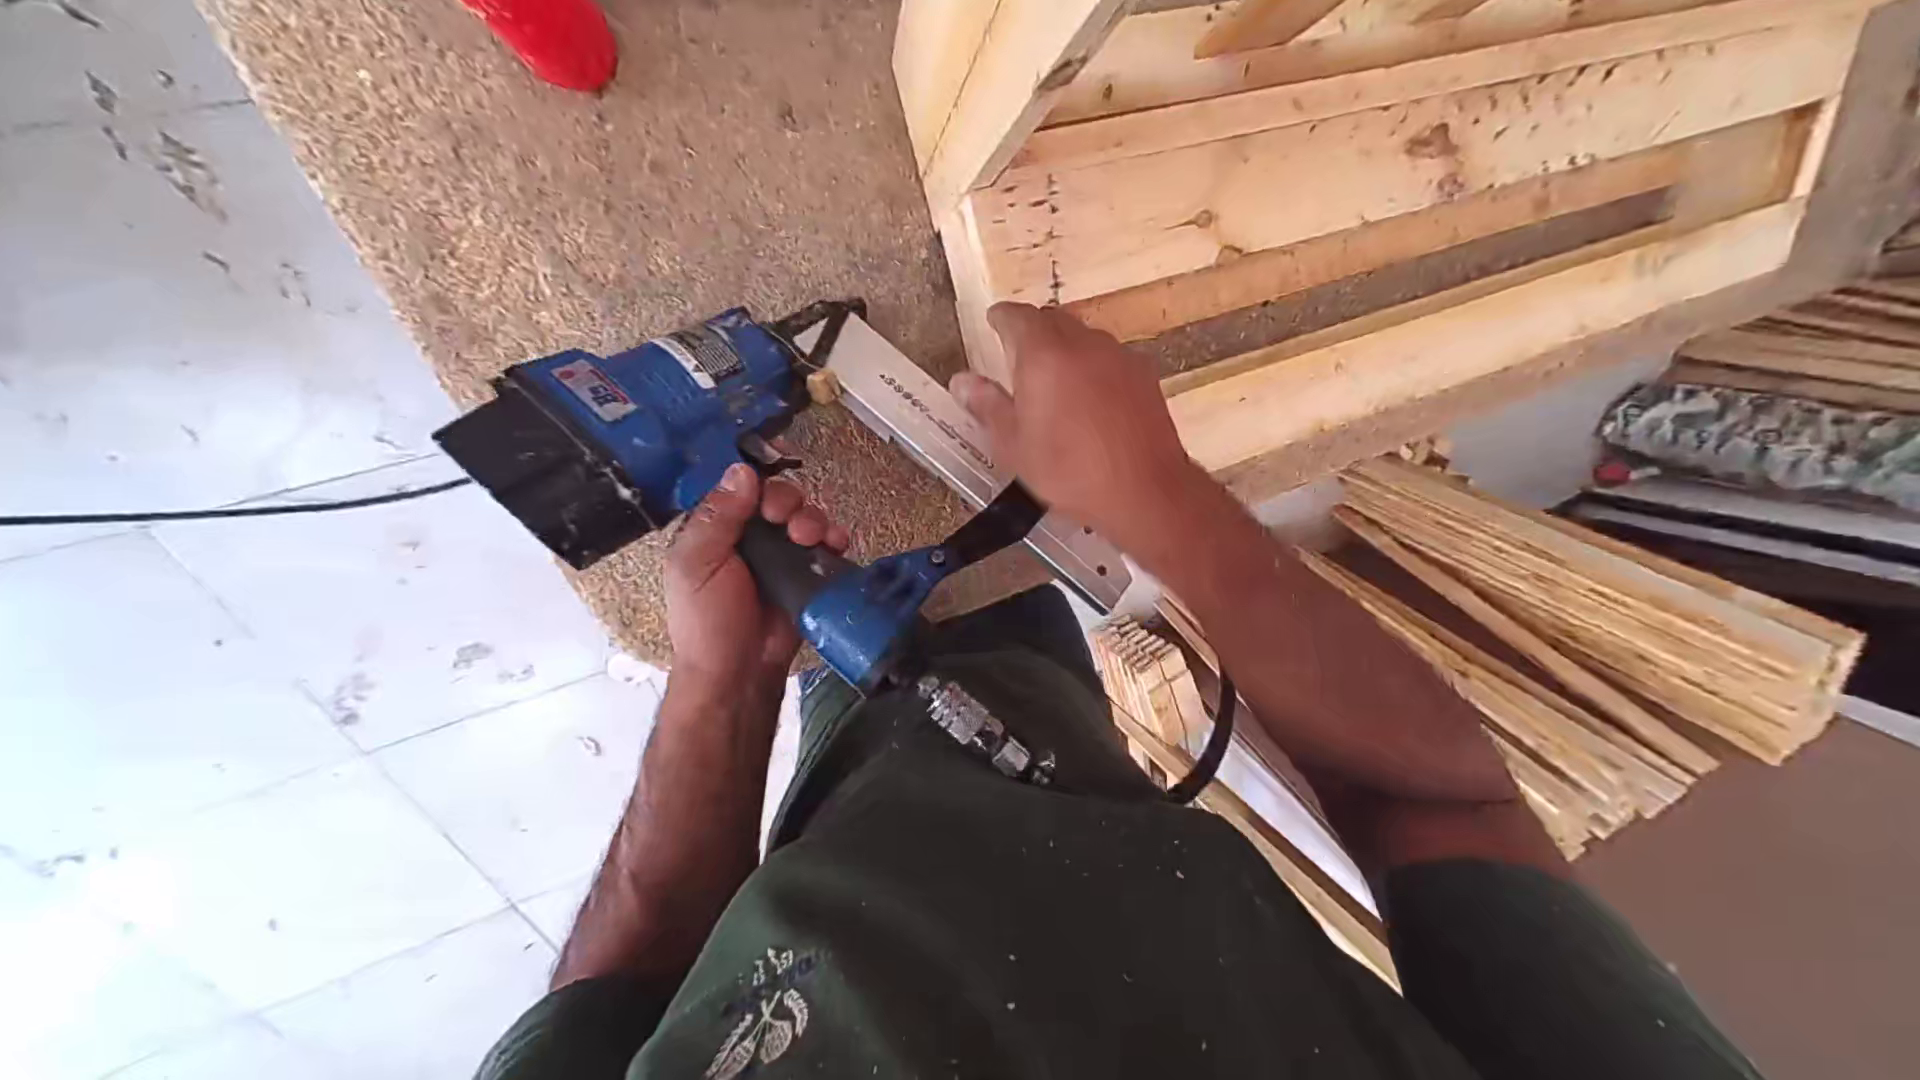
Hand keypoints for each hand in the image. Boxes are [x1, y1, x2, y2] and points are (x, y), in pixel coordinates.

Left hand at [665, 463, 850, 681]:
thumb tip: (742, 470)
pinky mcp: (810, 575)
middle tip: (788, 523)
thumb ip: (718, 517)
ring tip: (810, 539)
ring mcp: (784, 556)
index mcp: (717, 529)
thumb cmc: (707, 621)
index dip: (759, 484)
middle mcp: (752, 536)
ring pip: (807, 517)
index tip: (767, 501)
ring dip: (814, 520)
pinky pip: (828, 546)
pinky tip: (835, 545)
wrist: (739, 672)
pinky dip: (835, 539)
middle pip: (780, 497)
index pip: (742, 488)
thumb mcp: (696, 564)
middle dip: (790, 503)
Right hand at [950, 303, 1201, 546]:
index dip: (1001, 318)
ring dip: (1064, 347)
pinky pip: (1109, 357)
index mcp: (1043, 355)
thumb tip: (961, 381)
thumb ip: (988, 406)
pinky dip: (1091, 366)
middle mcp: (1083, 343)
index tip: (992, 322)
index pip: (1017, 317)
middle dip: (1032, 330)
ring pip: (1083, 336)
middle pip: (1053, 319)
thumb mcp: (1014, 446)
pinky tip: (1089, 399)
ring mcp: (1119, 356)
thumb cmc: (1068, 472)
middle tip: (1017, 354)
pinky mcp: (1144, 374)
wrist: (1144, 491)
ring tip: (1053, 380)